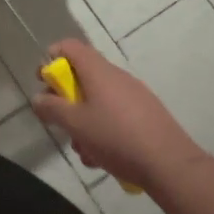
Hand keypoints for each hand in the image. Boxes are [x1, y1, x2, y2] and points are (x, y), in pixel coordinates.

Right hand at [30, 38, 206, 190]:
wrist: (174, 168)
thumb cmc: (117, 138)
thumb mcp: (75, 124)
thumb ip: (51, 108)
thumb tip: (39, 99)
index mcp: (98, 70)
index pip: (69, 46)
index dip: (51, 58)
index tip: (45, 82)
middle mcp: (117, 76)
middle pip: (83, 76)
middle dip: (68, 100)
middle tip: (63, 122)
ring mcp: (136, 96)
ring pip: (100, 100)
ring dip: (86, 120)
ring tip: (85, 150)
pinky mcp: (150, 116)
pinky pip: (118, 114)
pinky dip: (106, 129)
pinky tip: (106, 156)